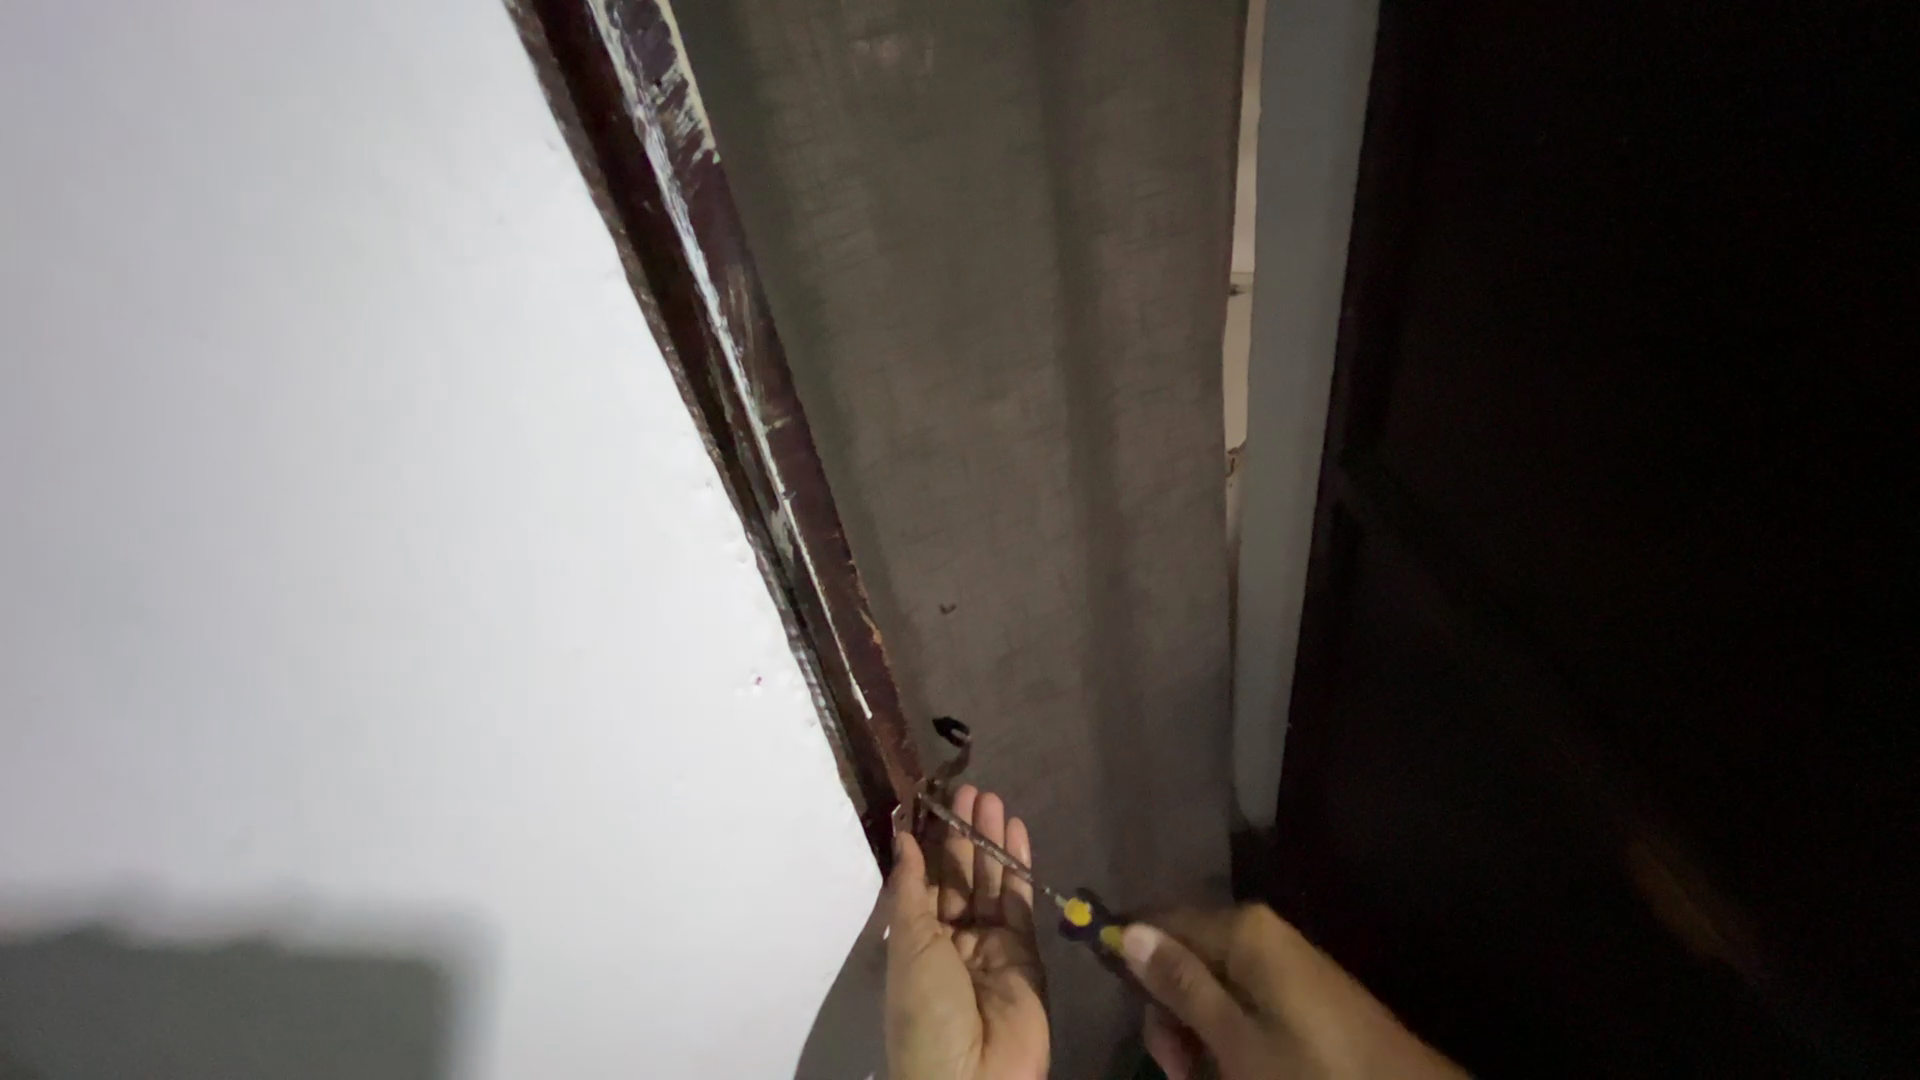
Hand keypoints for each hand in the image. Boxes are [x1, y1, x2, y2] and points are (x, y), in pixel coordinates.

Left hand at [885, 785, 1049, 1079]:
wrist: (975, 1079)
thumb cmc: (927, 1009)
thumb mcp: (909, 945)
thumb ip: (912, 887)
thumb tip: (902, 838)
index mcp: (917, 940)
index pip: (925, 879)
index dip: (930, 841)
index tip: (935, 800)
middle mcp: (953, 937)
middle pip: (959, 875)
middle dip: (963, 834)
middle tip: (969, 790)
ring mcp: (990, 943)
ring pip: (990, 881)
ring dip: (990, 840)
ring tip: (991, 798)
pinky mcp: (1025, 951)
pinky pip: (1019, 899)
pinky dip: (1018, 865)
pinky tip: (1016, 830)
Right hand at [1120, 905, 1466, 1079]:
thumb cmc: (1316, 1079)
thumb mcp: (1237, 1042)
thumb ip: (1180, 984)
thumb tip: (1127, 930)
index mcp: (1242, 930)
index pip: (1160, 923)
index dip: (1135, 963)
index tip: (1133, 1018)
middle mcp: (1259, 935)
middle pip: (1185, 959)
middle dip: (1172, 1015)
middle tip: (1178, 1071)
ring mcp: (1282, 966)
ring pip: (1212, 990)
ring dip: (1199, 1036)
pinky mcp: (1301, 999)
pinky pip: (1243, 1007)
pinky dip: (1230, 1041)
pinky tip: (1236, 1075)